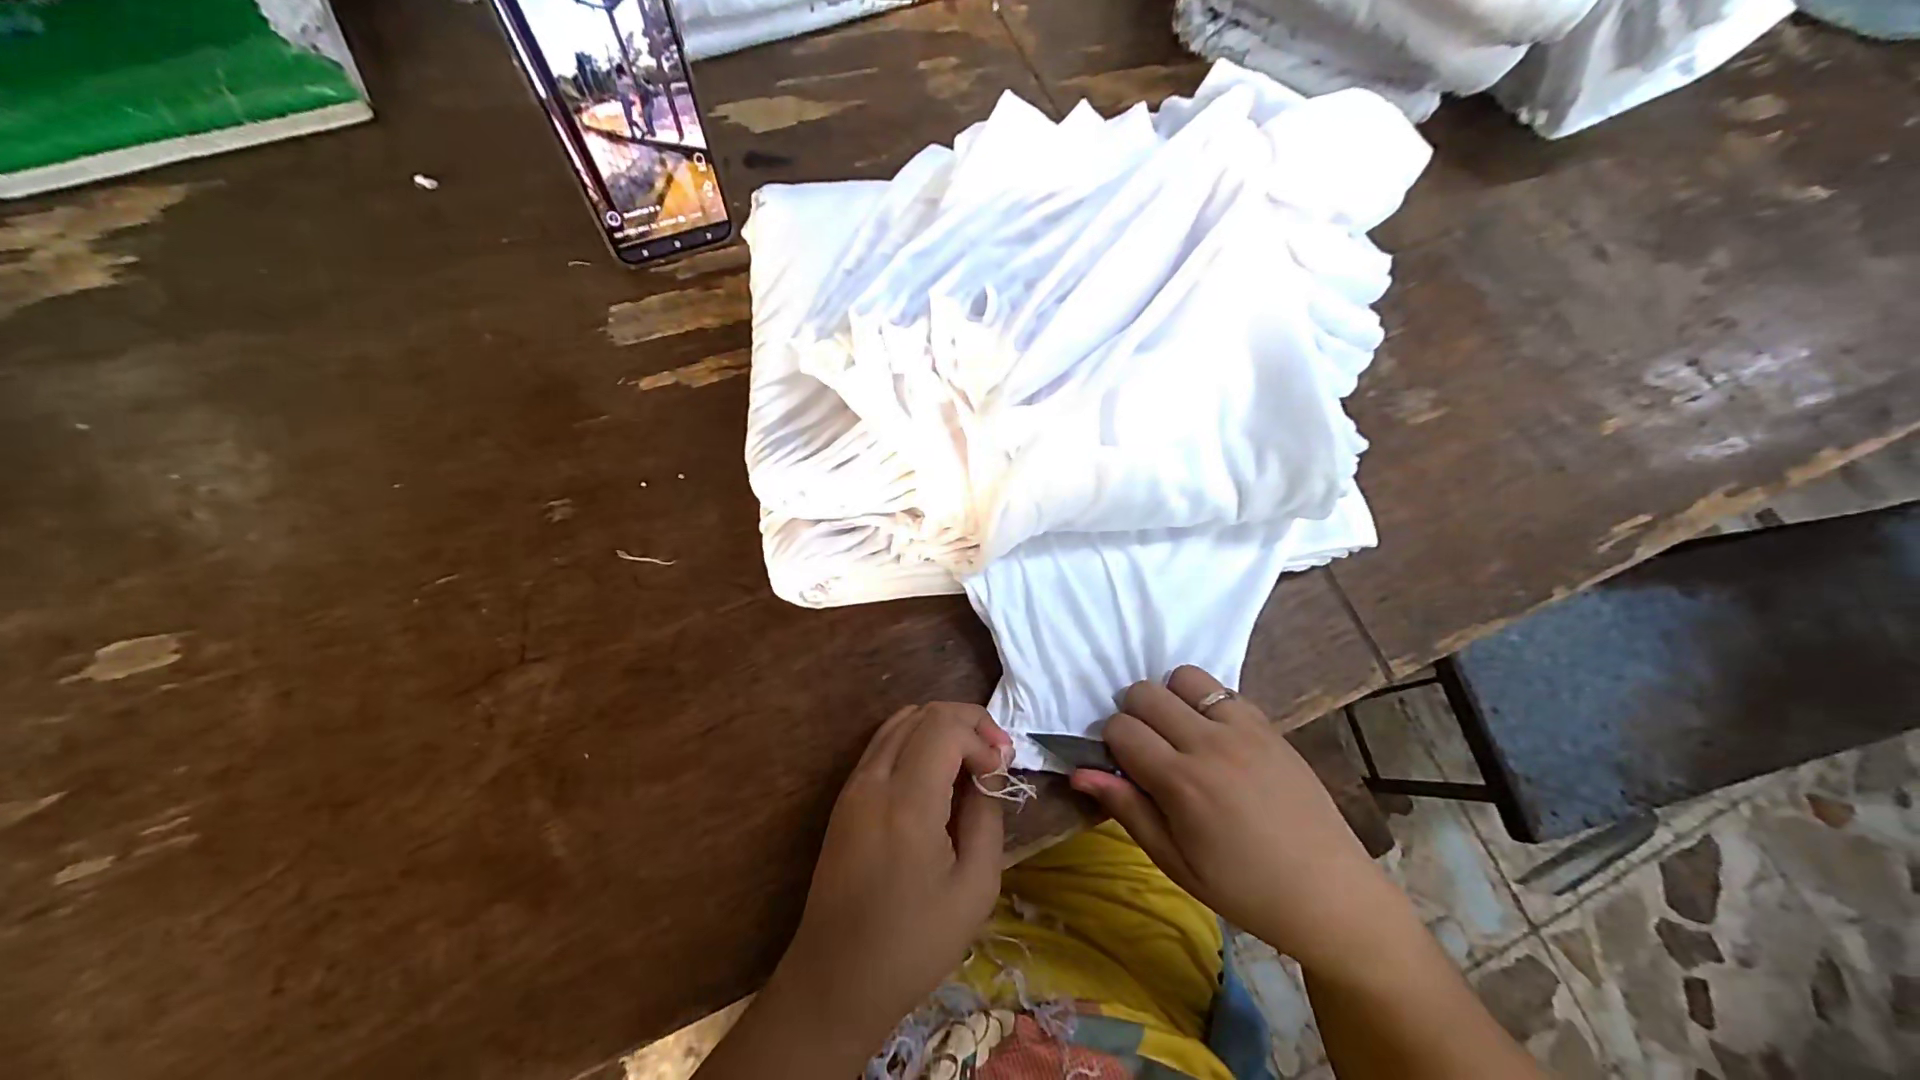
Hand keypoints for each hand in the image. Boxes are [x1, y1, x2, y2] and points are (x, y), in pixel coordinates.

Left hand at [769, 702, 1010, 1043]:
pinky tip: (937, 772)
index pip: (945, 727)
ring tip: (970, 760)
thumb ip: (986, 816)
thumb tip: (988, 769)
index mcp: (906, 803)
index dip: (982, 736)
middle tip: (996, 756)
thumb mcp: (975, 887)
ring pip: (900, 721)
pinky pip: (883, 744)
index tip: (1002, 770)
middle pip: (923, 713)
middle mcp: (873, 781)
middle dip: (967, 722)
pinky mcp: (844, 798)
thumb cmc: (914, 944)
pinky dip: (916, 740)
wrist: (836, 979)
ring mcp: (853, 786)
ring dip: (941, 727)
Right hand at [1069, 666, 1401, 973]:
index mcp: (1182, 782)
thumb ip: (1126, 809)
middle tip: (1146, 749)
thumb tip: (1079, 773)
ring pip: (1183, 677)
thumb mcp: (1174, 862)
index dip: (1110, 744)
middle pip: (1144, 692)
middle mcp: (1209, 743)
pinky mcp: (1268, 725)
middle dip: (1132, 714)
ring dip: (1169, 698)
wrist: (1329, 893)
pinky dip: (1205, 702)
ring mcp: (1243, 729)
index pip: (1120, 729)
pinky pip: (1222, 689)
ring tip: (1178, 734)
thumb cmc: (1243, 888)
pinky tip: (1214, 736)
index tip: (1122, 767)